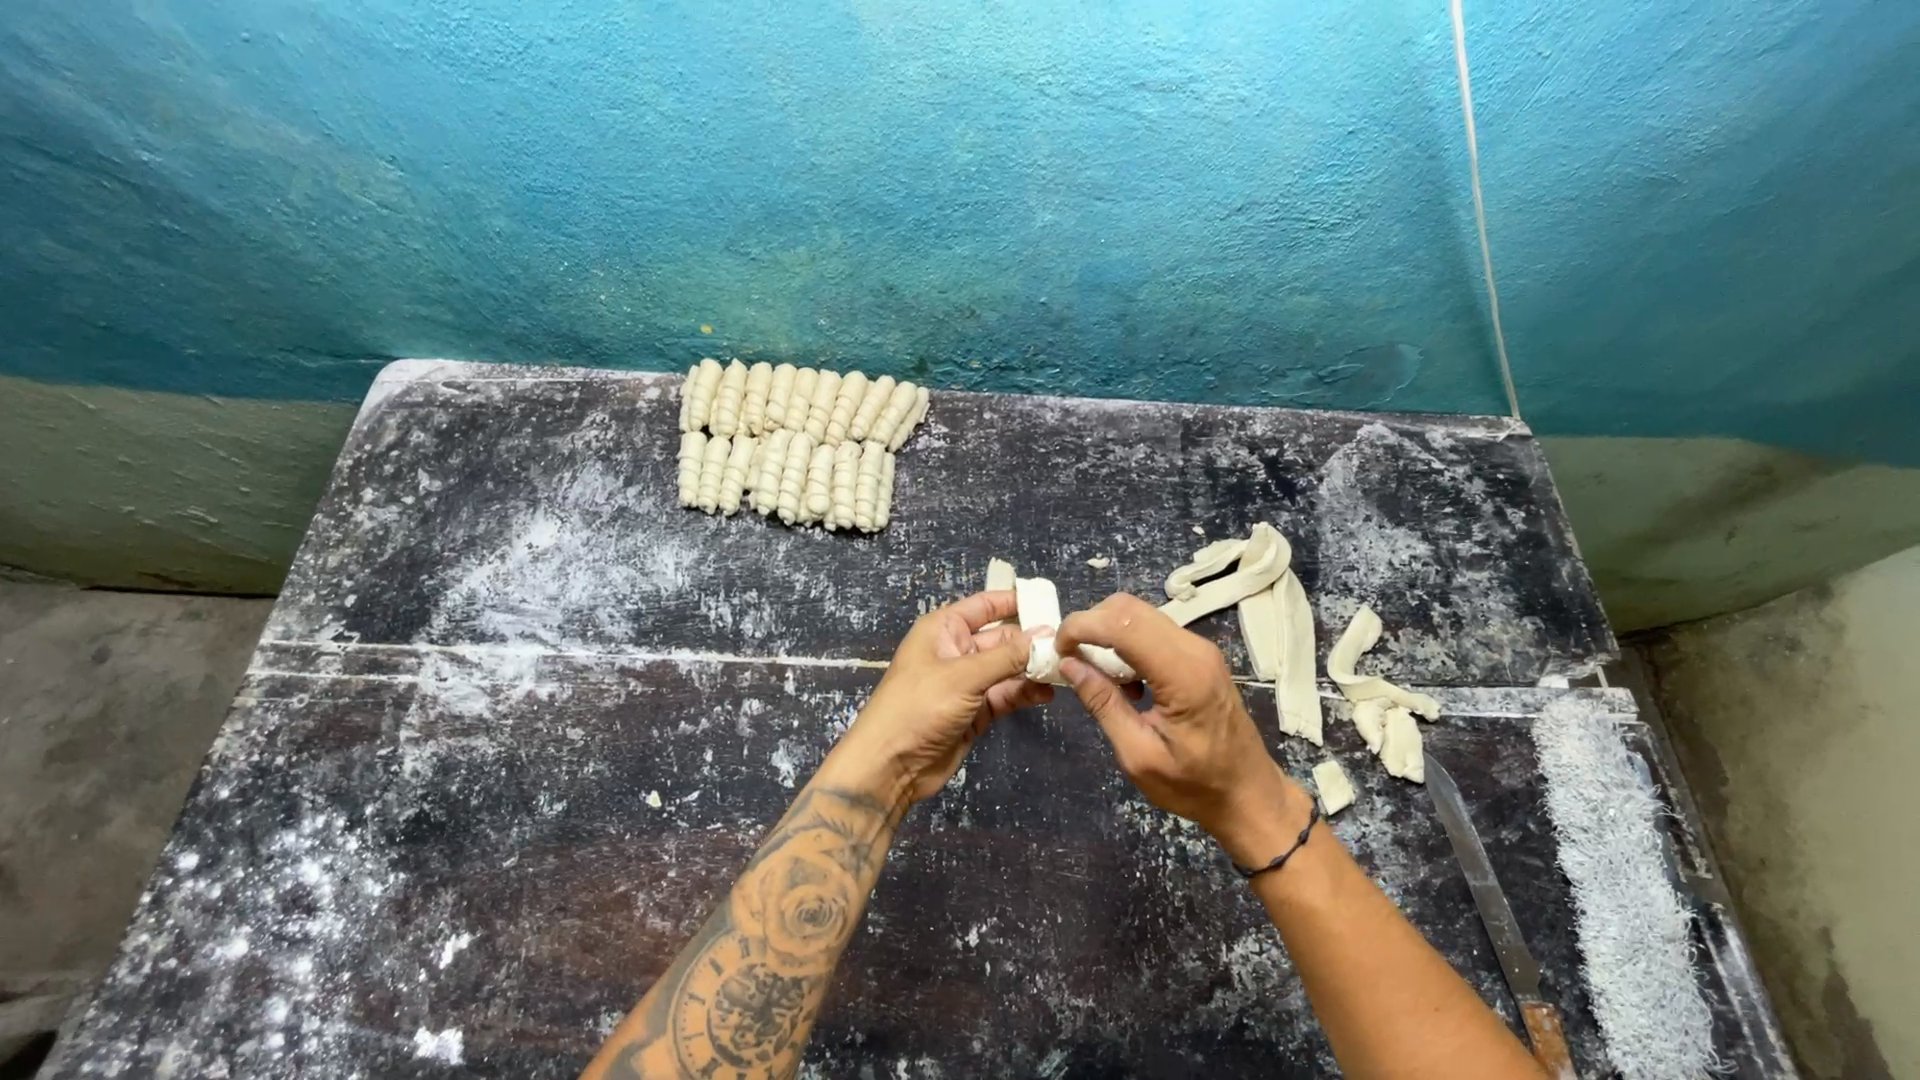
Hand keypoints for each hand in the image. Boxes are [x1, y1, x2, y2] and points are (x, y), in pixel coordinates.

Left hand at [833, 590, 1052, 804]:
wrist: (891, 765)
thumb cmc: (919, 707)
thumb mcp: (963, 676)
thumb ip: (1006, 656)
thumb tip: (1044, 635)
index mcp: (943, 630)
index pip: (983, 606)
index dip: (1014, 602)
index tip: (1050, 602)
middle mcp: (956, 651)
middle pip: (1001, 638)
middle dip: (1031, 641)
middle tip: (1067, 646)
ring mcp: (967, 683)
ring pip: (1007, 668)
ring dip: (1032, 669)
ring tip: (1064, 671)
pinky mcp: (975, 711)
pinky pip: (1006, 694)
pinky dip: (1025, 693)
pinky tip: (1048, 694)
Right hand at [1055, 594, 1310, 864]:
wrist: (1250, 795)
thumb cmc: (1195, 785)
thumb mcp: (1138, 755)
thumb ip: (1104, 705)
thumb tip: (1069, 665)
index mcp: (1183, 675)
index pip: (1123, 624)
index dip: (1082, 626)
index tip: (1058, 651)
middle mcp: (1195, 649)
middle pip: (1129, 608)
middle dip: (1090, 625)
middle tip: (1070, 660)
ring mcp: (1200, 648)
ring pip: (1140, 614)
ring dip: (1107, 633)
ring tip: (1094, 673)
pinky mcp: (1199, 654)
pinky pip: (1153, 630)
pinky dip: (1125, 642)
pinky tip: (1123, 679)